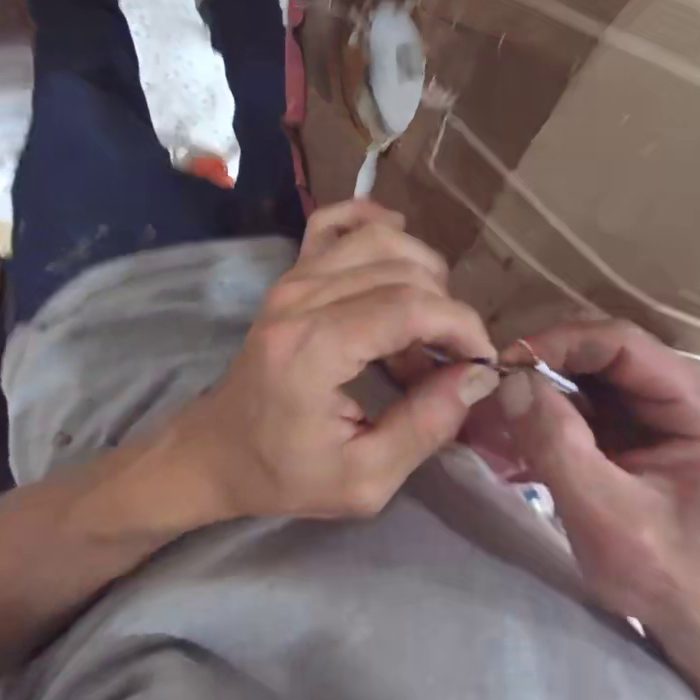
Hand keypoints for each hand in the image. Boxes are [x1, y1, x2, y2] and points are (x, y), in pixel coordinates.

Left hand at [173, 201, 499, 520]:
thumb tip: (477, 376)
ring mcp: (293, 277)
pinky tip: (398, 241)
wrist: (218, 449)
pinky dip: (373, 220)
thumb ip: (426, 426)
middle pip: (402, 271)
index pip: (409, 307)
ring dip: (422, 272)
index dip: (461, 327)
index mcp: (314, 349)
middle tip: (451, 357)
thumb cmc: (284, 472)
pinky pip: (335, 220)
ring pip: (380, 239)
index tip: (481, 361)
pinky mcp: (291, 273)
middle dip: (447, 309)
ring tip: (427, 322)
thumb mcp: (363, 479)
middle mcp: (301, 298)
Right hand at [493, 321, 699, 631]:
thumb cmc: (669, 581)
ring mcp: (674, 405)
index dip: (560, 342)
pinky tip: (523, 428)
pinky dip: (556, 409)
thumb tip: (509, 380)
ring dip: (546, 387)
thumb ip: (558, 446)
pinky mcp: (650, 421)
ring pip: (595, 371)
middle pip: (607, 353)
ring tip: (501, 410)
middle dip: (547, 366)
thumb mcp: (607, 521)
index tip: (506, 363)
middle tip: (496, 388)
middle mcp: (698, 392)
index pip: (624, 344)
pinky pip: (595, 396)